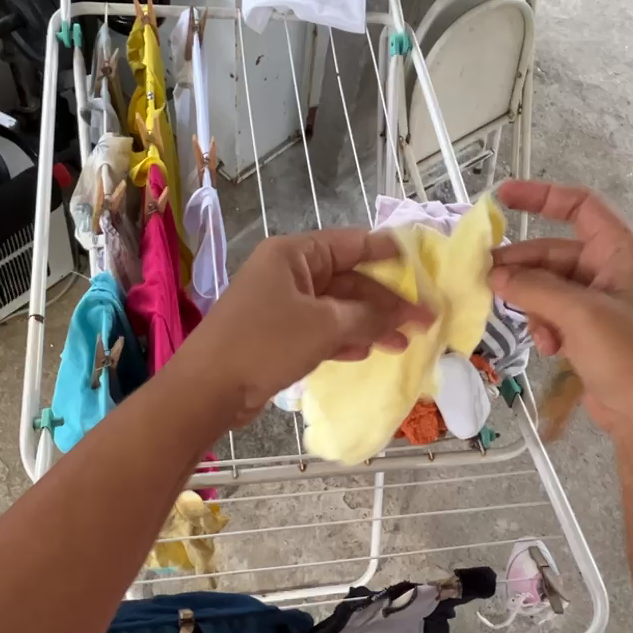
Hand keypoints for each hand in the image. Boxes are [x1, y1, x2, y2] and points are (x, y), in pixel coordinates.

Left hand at [170, 229, 432, 425]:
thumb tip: (406, 316)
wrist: (208, 389)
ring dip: (370, 324)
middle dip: (386, 301)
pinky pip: (321, 329)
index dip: (391, 255)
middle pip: (349, 279)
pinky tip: (368, 352)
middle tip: (424, 321)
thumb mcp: (325, 327)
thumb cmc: (265, 344)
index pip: (354, 243)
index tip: (425, 270)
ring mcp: (281, 304)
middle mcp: (288, 272)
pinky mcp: (278, 335)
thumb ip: (369, 318)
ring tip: (403, 343)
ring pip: (338, 308)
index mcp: (294, 254)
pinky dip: (345, 339)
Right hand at [490, 180, 632, 435]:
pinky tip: (549, 348)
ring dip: (533, 306)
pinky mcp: (590, 333)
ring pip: (547, 288)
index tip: (499, 198)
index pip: (579, 206)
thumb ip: (533, 287)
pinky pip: (553, 315)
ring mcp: (600, 304)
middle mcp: (611, 271)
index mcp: (622, 251)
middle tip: (486, 281)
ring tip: (536, 331)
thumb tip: (494, 274)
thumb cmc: (630, 355)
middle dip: (522, 269)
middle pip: (553, 253)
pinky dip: (544, 327)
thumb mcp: (580, 314)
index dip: (541, 197)